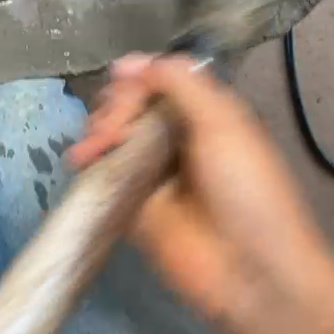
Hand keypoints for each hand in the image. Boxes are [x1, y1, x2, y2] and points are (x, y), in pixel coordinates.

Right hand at [68, 54, 329, 328]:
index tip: (121, 80)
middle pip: (128, 103)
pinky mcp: (130, 203)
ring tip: (96, 144)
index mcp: (201, 113)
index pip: (156, 78)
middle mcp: (173, 136)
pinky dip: (88, 162)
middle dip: (113, 104)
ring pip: (110, 133)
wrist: (251, 272)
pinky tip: (82, 159)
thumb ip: (178, 82)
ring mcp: (150, 170)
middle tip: (112, 125)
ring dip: (97, 129)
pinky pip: (102, 173)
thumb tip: (128, 62)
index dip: (136, 76)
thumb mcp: (222, 122)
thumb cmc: (246, 189)